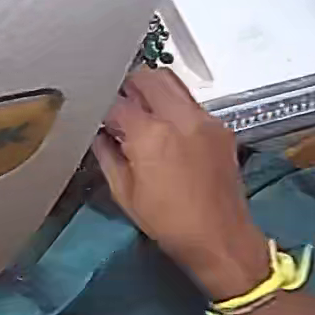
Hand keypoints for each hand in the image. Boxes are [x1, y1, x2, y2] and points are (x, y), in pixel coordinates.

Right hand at [92, 68, 269, 298]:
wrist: (219, 236)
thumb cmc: (166, 222)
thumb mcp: (124, 193)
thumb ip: (108, 156)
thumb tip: (100, 135)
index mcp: (151, 136)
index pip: (118, 102)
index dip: (101, 106)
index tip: (94, 115)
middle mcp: (180, 118)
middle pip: (149, 78)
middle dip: (127, 85)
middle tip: (115, 103)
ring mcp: (204, 119)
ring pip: (173, 83)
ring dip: (151, 90)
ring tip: (138, 112)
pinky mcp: (220, 127)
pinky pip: (190, 102)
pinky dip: (171, 105)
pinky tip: (163, 129)